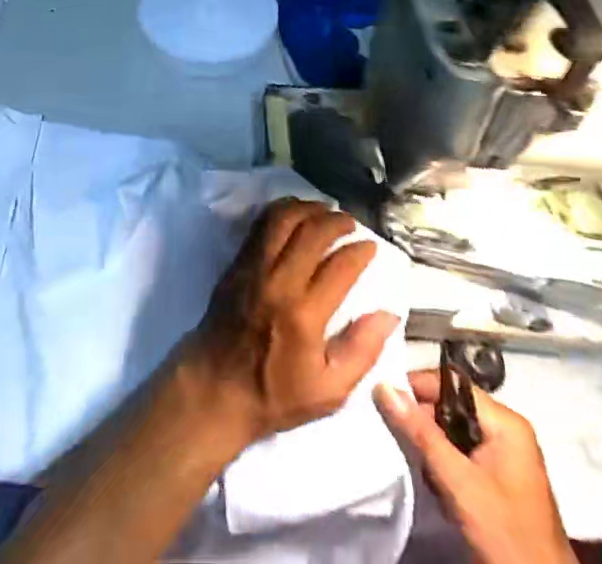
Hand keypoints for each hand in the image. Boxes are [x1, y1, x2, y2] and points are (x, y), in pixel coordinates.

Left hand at [179, 198, 399, 446]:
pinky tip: (295, 215)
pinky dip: (280, 212)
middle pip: (310, 233)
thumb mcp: (329, 391)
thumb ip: (362, 350)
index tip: (371, 247)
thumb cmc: (274, 394)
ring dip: (306, 208)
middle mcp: (277, 283)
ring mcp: (252, 269)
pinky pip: (259, 226)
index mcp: (304, 315)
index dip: (360, 252)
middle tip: (351, 224)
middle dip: (336, 221)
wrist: (213, 388)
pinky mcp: (235, 265)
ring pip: (281, 220)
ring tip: (324, 211)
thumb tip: (388, 314)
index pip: (339, 267)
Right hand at [374, 370, 575, 563]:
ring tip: (410, 458)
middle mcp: (505, 430)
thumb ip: (420, 433)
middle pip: (450, 404)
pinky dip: (440, 460)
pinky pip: (459, 451)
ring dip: (429, 442)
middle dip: (420, 418)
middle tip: (390, 432)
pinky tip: (429, 478)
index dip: (416, 386)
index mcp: (505, 422)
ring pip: (451, 429)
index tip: (382, 399)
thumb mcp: (457, 482)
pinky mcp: (496, 476)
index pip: (451, 383)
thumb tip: (383, 386)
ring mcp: (503, 454)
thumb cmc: (504, 533)